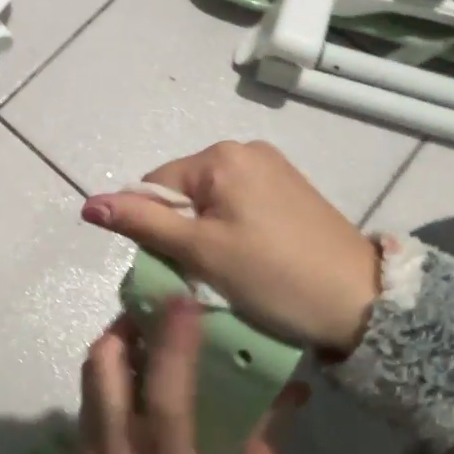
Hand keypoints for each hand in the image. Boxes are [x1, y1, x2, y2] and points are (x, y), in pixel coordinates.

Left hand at [80, 301, 304, 453]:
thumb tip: (289, 385)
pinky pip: (88, 400)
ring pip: (89, 377)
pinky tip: (136, 378)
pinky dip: (108, 377)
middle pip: (104, 366)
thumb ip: (263, 438)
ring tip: (146, 335)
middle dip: (127, 326)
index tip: (183, 298)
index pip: (165, 393)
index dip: (173, 342)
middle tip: (156, 310)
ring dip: (114, 347)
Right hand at [82, 141, 380, 355]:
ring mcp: (273, 167)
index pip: (157, 186)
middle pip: (184, 190)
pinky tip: (254, 259)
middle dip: (184, 230)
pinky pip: (241, 204)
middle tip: (207, 274)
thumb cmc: (274, 276)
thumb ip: (143, 224)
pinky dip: (235, 230)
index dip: (158, 228)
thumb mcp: (201, 253)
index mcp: (220, 156)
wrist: (364, 304)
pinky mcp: (292, 188)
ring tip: (232, 271)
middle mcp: (245, 149)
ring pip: (212, 200)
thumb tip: (88, 204)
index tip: (181, 266)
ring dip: (208, 232)